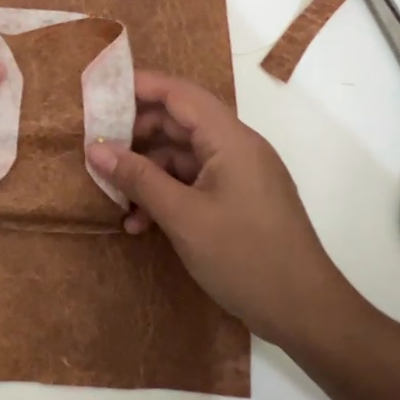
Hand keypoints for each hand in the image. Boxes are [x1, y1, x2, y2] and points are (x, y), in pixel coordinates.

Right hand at [85, 71, 363, 346]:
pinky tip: (139, 223)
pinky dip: (164, 195)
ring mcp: (239, 176)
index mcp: (230, 140)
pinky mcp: (238, 201)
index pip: (179, 94)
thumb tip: (95, 149)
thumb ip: (138, 178)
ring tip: (112, 196)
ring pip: (182, 156)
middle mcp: (236, 149)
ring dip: (146, 172)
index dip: (138, 86)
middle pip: (178, 122)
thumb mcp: (182, 217)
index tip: (98, 92)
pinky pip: (193, 182)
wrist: (305, 313)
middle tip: (94, 148)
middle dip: (134, 134)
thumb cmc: (244, 257)